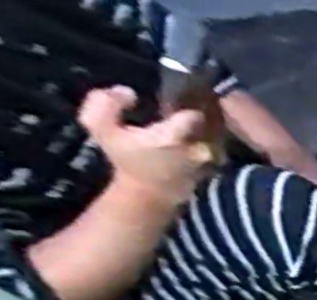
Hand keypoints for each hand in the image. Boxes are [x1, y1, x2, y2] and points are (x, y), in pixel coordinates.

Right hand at [77, 87, 206, 204]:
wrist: (149, 191)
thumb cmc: (124, 158)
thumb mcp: (98, 126)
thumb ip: (105, 102)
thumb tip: (128, 92)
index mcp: (172, 137)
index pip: (193, 115)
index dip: (189, 104)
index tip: (184, 96)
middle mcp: (197, 150)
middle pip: (209, 126)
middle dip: (204, 115)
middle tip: (195, 104)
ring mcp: (210, 162)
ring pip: (215, 138)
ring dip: (209, 129)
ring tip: (201, 118)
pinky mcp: (215, 170)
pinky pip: (218, 150)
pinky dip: (211, 141)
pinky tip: (201, 135)